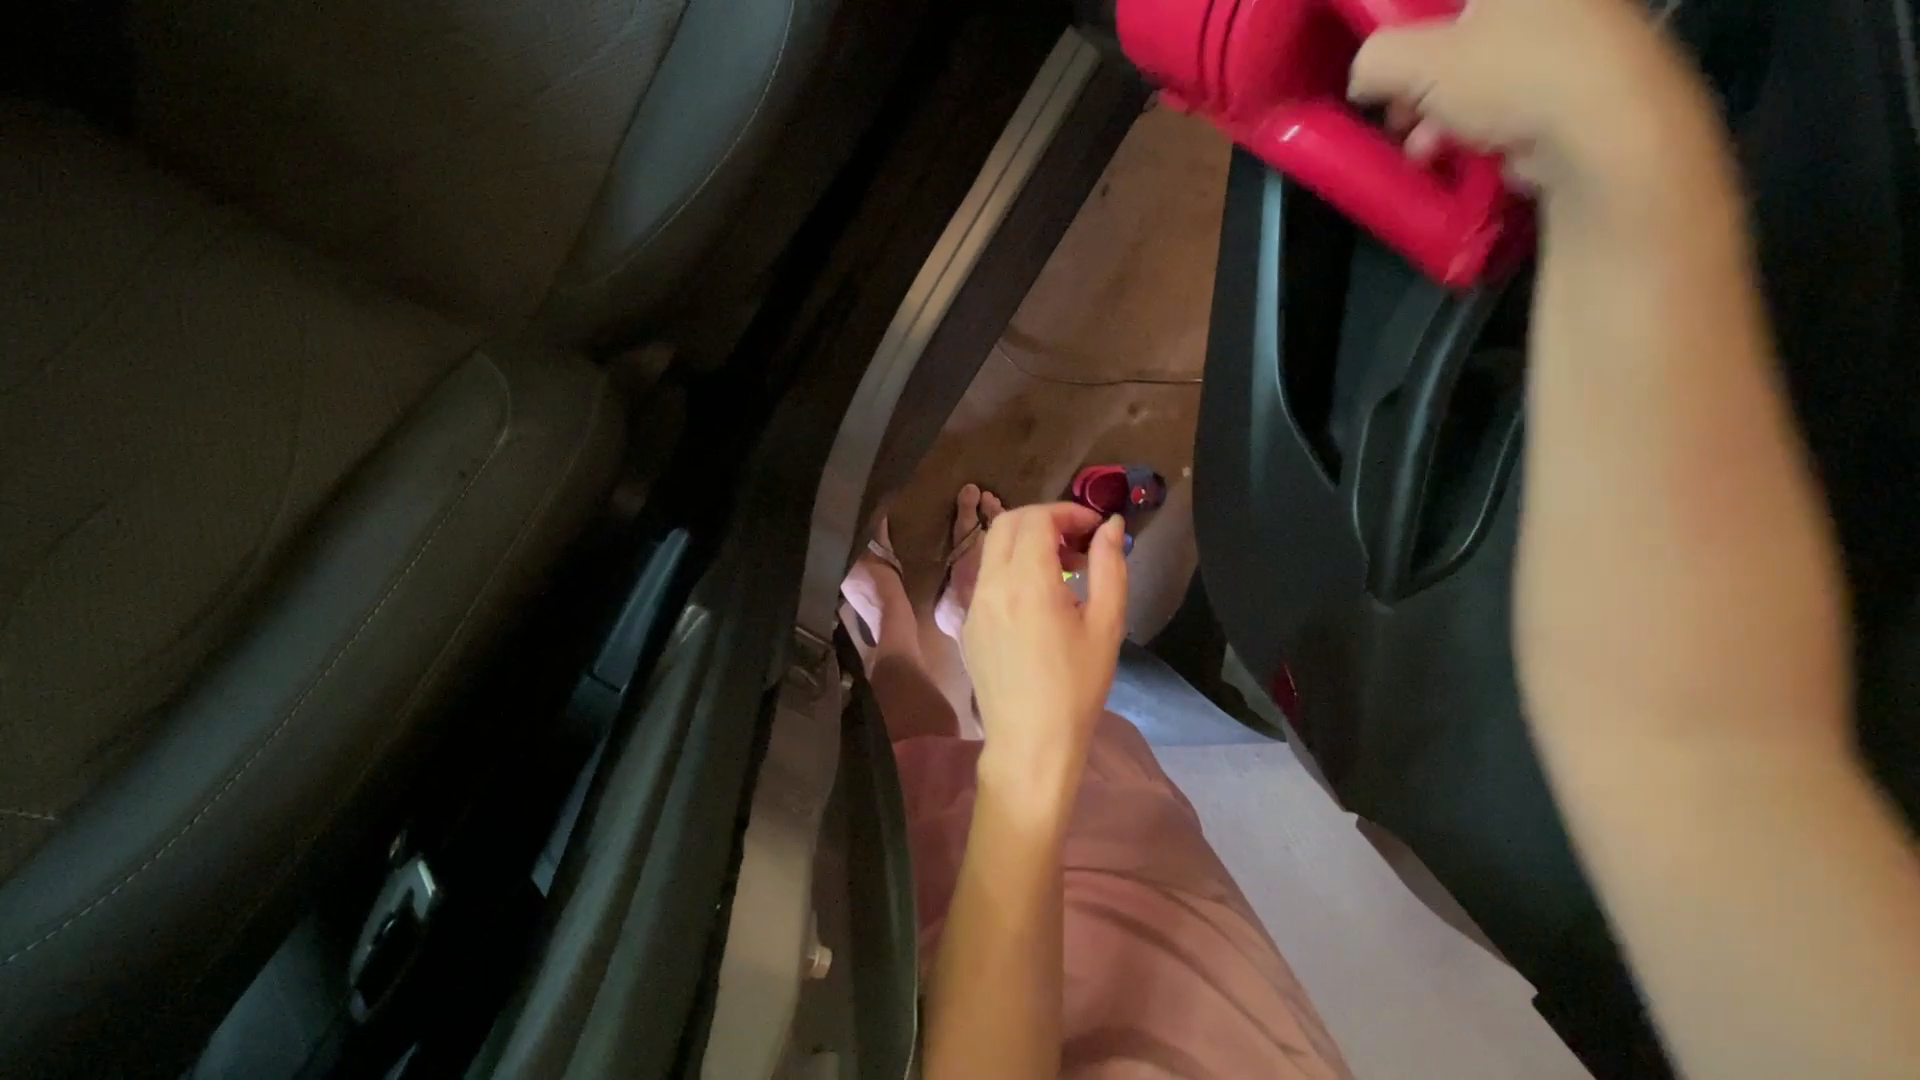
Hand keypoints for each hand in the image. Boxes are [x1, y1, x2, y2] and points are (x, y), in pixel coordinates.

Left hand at [961, 504, 1127, 805]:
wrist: (1030, 742)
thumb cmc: (1077, 687)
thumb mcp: (1106, 625)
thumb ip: (1109, 566)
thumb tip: (1111, 526)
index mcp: (1026, 583)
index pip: (1037, 518)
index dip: (1069, 512)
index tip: (1096, 529)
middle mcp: (990, 586)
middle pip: (1008, 523)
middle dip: (1046, 520)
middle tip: (1079, 544)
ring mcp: (972, 605)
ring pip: (993, 549)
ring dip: (1027, 543)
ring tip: (1064, 572)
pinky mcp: (967, 625)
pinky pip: (986, 578)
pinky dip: (1012, 569)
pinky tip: (1039, 601)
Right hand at [1349, 0, 1712, 194]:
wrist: (1604, 131)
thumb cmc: (1510, 74)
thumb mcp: (1417, 62)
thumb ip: (1375, 60)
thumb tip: (1366, 76)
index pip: (1439, 0)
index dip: (1404, 25)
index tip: (1385, 63)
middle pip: (1460, 30)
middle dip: (1418, 79)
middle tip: (1397, 111)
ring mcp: (1578, 31)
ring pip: (1482, 68)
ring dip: (1438, 112)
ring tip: (1422, 147)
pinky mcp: (1584, 78)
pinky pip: (1510, 95)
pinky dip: (1476, 125)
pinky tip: (1454, 154)